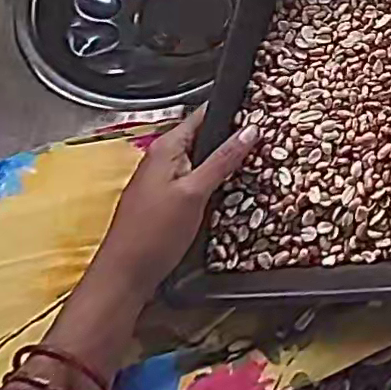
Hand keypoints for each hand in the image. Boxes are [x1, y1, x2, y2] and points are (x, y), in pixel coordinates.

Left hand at [92, 107, 257, 291]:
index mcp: (167, 147)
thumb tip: (250, 129)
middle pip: (206, 137)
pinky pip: (198, 179)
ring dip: (226, 161)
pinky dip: (216, 180)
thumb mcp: (195, 192)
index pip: (204, 114)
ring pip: (204, 159)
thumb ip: (223, 159)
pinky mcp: (169, 198)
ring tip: (257, 160)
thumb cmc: (152, 234)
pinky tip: (233, 188)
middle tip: (266, 138)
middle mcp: (164, 158)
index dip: (232, 110)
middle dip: (234, 138)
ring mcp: (165, 179)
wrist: (124, 278)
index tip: (260, 111)